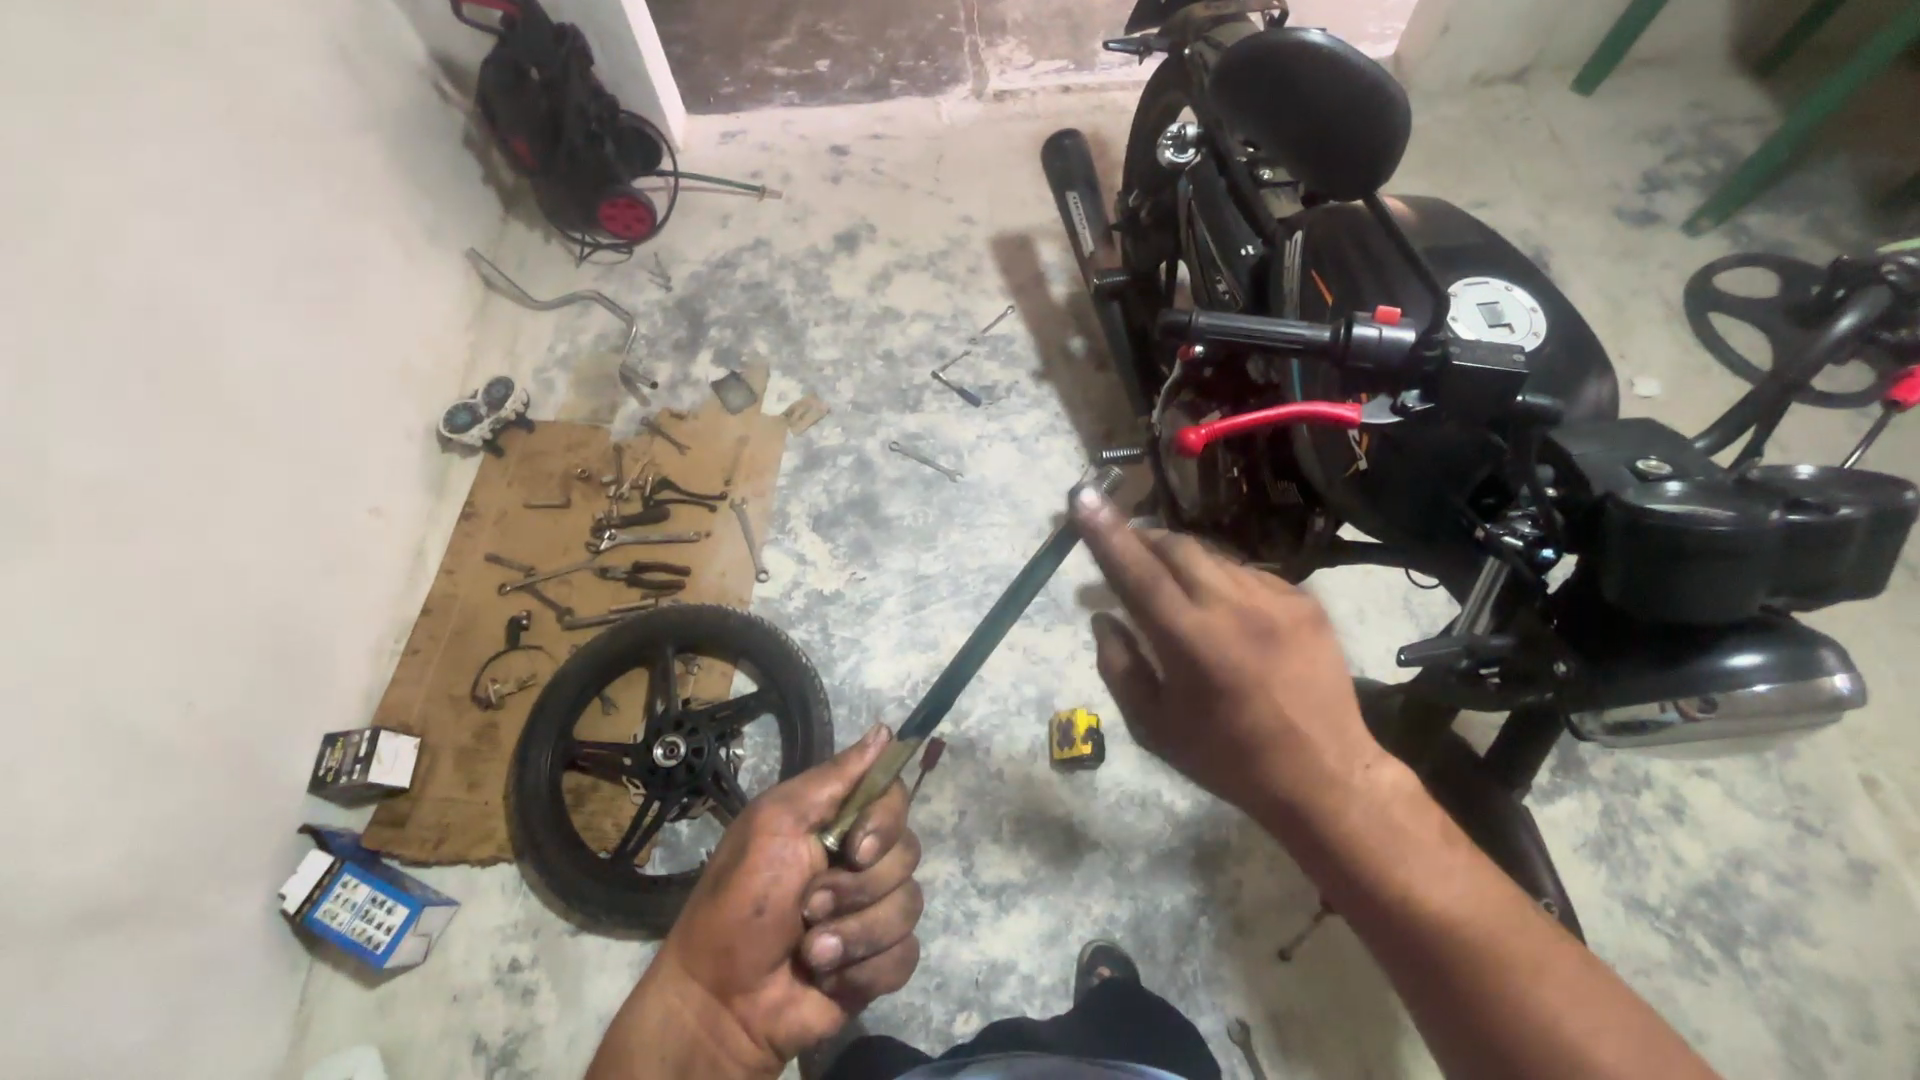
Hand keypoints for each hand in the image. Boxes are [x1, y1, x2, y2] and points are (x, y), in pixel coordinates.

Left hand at [591, 725, 922, 1078]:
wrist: (721, 1002)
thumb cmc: (738, 905)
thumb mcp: (773, 826)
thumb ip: (833, 779)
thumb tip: (886, 729)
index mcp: (837, 824)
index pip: (895, 799)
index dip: (884, 823)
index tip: (854, 848)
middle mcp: (862, 863)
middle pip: (908, 854)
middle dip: (856, 889)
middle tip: (807, 906)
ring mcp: (873, 914)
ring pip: (909, 906)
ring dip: (855, 934)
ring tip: (810, 950)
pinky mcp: (880, 964)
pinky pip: (906, 955)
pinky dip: (866, 970)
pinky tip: (830, 978)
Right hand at [1070, 486, 1390, 820]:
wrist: (1324, 774)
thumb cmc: (1227, 759)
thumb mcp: (1154, 728)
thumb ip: (1119, 666)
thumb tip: (1103, 617)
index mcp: (1192, 642)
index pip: (1137, 572)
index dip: (1104, 532)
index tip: (1082, 496)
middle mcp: (1234, 608)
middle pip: (1176, 548)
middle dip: (1142, 538)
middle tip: (1122, 547)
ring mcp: (1276, 599)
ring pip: (1213, 558)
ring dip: (1181, 562)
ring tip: (1170, 585)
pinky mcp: (1305, 602)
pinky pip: (1249, 575)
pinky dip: (1221, 581)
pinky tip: (1221, 610)